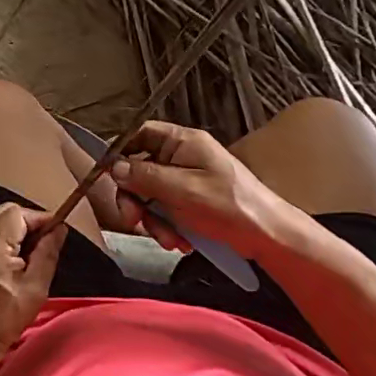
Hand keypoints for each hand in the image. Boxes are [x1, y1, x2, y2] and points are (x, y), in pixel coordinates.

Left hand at [0, 203, 65, 365]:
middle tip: (46, 242)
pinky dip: (9, 235)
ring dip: (20, 227)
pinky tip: (19, 256)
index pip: (18, 213)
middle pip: (7, 211)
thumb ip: (48, 253)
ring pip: (0, 218)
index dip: (40, 218)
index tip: (57, 234)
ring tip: (35, 251)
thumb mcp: (35, 288)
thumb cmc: (5, 318)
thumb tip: (60, 228)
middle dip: (31, 221)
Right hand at [111, 121, 313, 252]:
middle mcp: (181, 158)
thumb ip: (145, 177)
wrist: (270, 237)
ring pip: (149, 195)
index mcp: (182, 143)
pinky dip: (167, 228)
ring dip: (152, 220)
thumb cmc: (231, 206)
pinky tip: (180, 242)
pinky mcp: (190, 203)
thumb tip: (113, 167)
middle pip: (139, 170)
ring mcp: (185, 181)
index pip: (139, 134)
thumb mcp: (182, 190)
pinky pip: (164, 212)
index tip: (105, 173)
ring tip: (168, 239)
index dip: (119, 150)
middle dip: (135, 198)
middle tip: (133, 219)